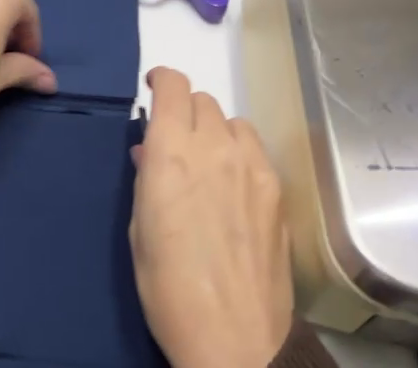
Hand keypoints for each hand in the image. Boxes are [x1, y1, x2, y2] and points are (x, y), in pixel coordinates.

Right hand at [130, 67, 293, 367]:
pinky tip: (235, 188)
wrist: (233, 337)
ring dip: (217, 131)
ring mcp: (253, 168)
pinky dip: (241, 155)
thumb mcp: (139, 227)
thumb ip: (147, 178)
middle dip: (186, 111)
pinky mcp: (278, 193)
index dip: (162, 80)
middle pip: (204, 100)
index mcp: (172, 152)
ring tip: (209, 163)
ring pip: (234, 122)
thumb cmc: (167, 285)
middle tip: (176, 141)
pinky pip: (257, 152)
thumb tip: (149, 154)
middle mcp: (215, 147)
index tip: (154, 90)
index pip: (174, 85)